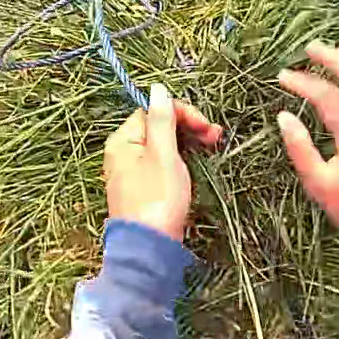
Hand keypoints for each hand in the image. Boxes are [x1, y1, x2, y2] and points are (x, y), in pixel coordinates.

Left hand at [104, 82, 223, 241]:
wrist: (149, 250)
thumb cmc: (157, 200)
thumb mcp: (163, 155)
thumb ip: (162, 120)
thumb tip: (157, 88)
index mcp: (123, 141)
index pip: (153, 111)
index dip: (181, 113)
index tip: (207, 127)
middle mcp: (123, 153)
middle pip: (158, 126)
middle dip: (188, 127)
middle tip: (215, 137)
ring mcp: (133, 171)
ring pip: (163, 144)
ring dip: (188, 142)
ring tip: (213, 147)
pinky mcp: (145, 188)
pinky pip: (162, 163)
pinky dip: (181, 159)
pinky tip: (196, 163)